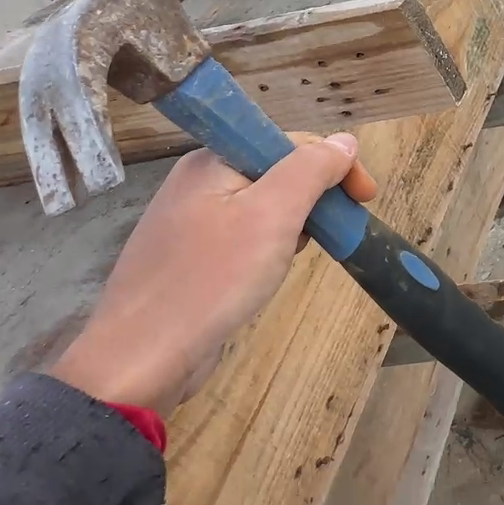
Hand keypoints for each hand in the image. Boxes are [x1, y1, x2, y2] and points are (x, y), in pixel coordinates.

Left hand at [47, 134, 377, 416]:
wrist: (139, 364)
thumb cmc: (211, 280)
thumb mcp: (274, 215)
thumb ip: (312, 169)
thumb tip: (344, 141)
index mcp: (213, 161)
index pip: (292, 142)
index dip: (335, 165)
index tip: (364, 199)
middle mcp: (199, 182)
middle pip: (280, 171)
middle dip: (316, 197)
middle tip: (336, 230)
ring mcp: (190, 221)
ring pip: (266, 204)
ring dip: (296, 223)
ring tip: (298, 253)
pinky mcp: (190, 256)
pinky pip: (246, 234)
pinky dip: (271, 245)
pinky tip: (269, 270)